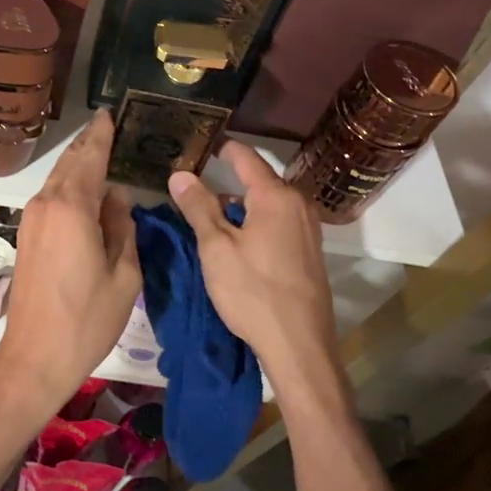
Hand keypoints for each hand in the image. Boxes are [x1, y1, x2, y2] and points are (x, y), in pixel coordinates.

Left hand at [0, 109, 140, 414]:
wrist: (35, 355)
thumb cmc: (87, 319)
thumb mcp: (123, 274)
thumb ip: (122, 228)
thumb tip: (117, 199)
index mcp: (72, 208)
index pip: (89, 157)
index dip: (101, 134)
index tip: (110, 113)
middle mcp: (47, 204)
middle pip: (69, 163)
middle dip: (88, 144)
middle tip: (109, 126)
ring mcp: (32, 219)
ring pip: (58, 179)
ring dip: (78, 164)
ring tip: (101, 151)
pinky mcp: (28, 235)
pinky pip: (51, 197)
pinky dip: (69, 184)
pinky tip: (86, 190)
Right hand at [168, 140, 335, 371]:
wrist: (299, 346)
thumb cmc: (253, 292)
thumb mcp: (216, 247)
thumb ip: (198, 206)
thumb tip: (180, 173)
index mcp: (276, 196)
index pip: (245, 158)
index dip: (222, 149)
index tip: (200, 144)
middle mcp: (298, 204)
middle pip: (258, 181)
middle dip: (228, 181)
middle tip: (194, 184)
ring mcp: (309, 229)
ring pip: (268, 204)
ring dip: (241, 206)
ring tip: (208, 215)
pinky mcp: (310, 252)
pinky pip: (279, 222)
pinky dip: (256, 222)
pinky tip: (236, 240)